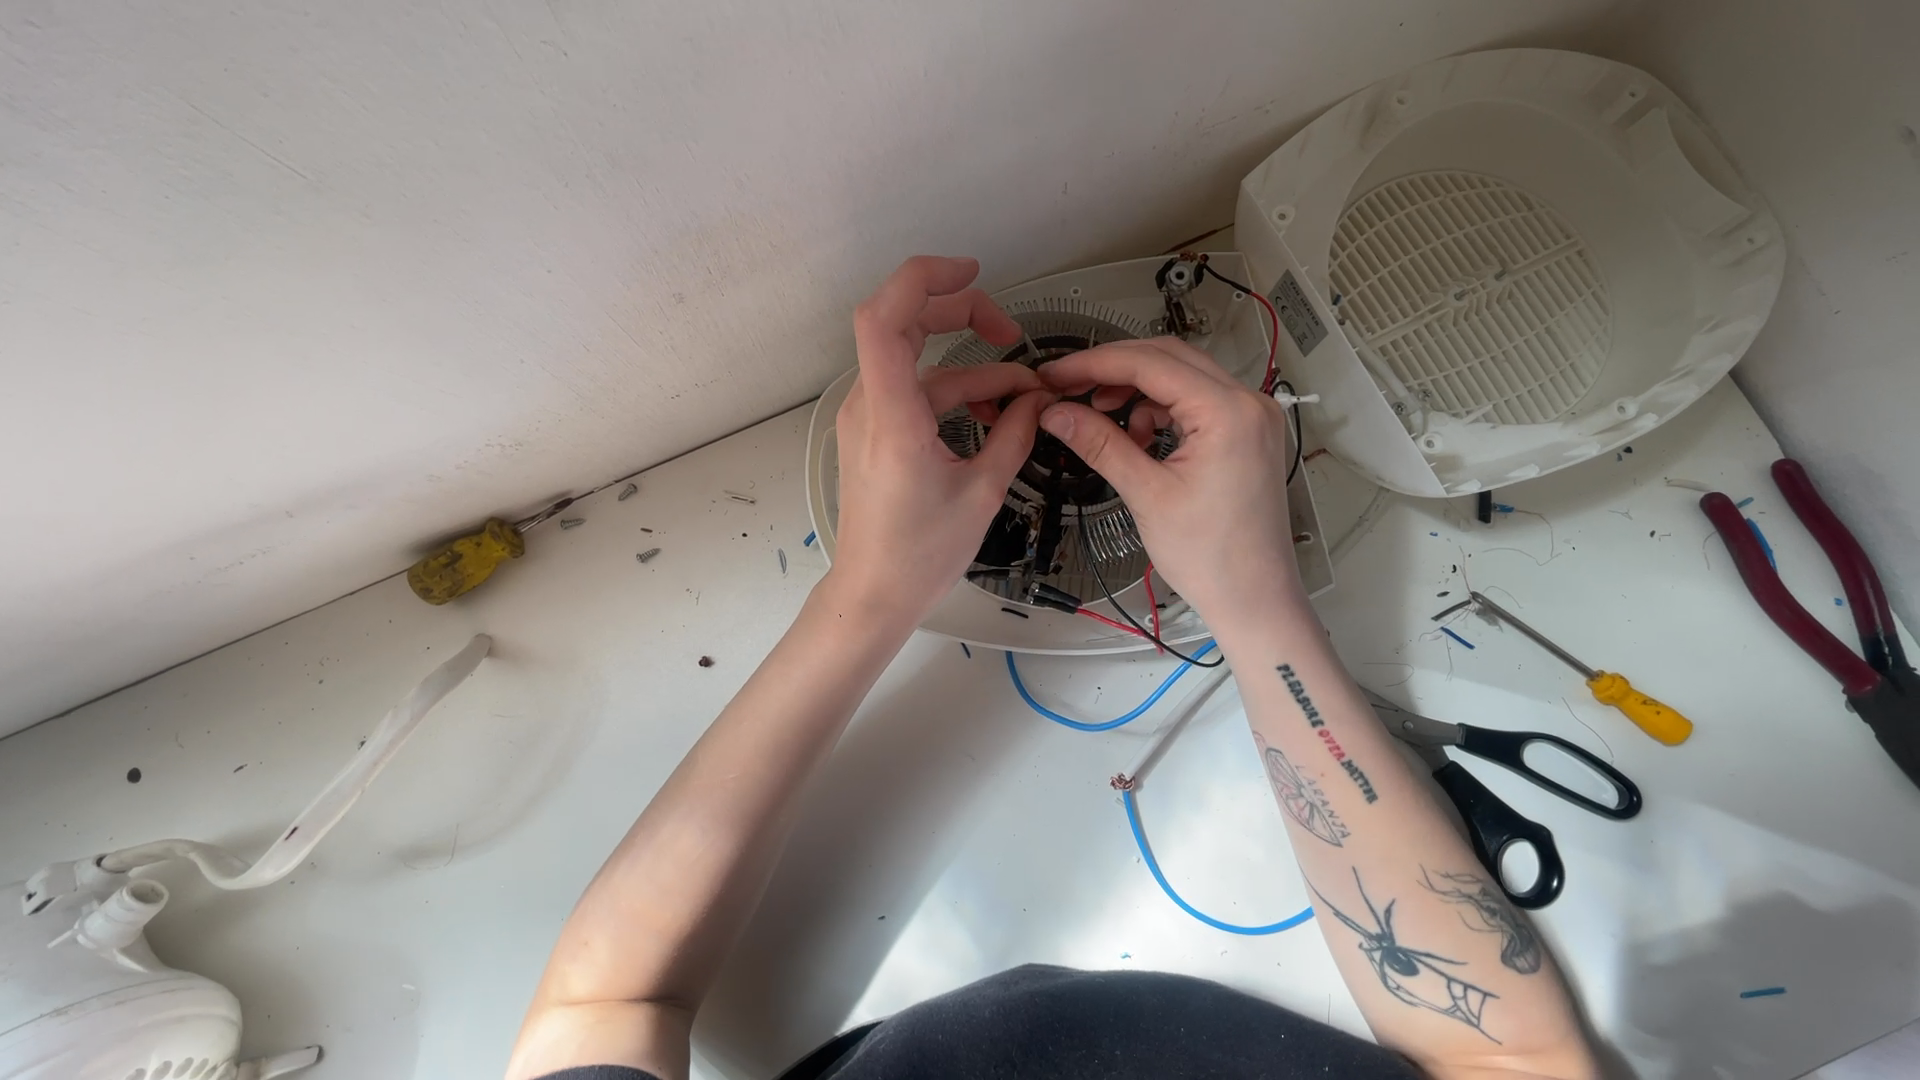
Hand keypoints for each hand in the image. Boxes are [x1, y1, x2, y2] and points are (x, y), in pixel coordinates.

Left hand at [829, 256, 1054, 627]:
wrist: (873, 594)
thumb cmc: (919, 554)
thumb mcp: (982, 492)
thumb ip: (1015, 434)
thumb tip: (1038, 399)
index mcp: (892, 416)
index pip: (884, 316)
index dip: (925, 279)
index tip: (973, 273)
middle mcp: (869, 406)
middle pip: (903, 325)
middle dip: (961, 316)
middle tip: (1011, 333)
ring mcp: (867, 417)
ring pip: (916, 363)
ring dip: (968, 367)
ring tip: (1019, 394)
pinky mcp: (874, 433)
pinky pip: (914, 393)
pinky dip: (953, 393)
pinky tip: (992, 414)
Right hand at [1036, 337, 1301, 630]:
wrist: (1253, 598)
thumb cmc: (1211, 556)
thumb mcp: (1146, 494)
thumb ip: (1100, 444)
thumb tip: (1056, 413)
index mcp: (1228, 413)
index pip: (1150, 364)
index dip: (1094, 364)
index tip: (1055, 374)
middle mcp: (1247, 403)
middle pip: (1168, 358)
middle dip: (1113, 369)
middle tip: (1067, 387)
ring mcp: (1250, 417)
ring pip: (1181, 377)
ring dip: (1136, 390)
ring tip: (1100, 417)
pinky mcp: (1245, 434)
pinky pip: (1195, 402)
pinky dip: (1160, 410)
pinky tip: (1138, 437)